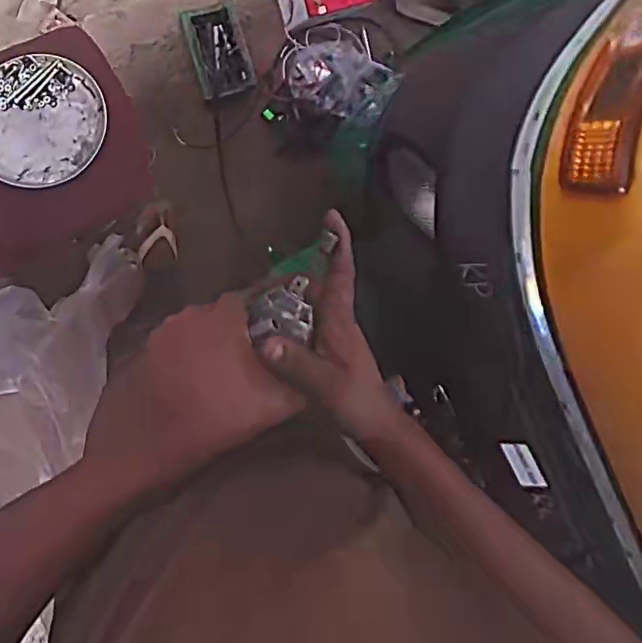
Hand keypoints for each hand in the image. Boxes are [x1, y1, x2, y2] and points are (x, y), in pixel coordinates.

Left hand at [82, 292, 304, 491]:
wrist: (141, 444)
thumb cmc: (211, 418)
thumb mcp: (272, 406)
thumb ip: (298, 380)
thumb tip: (314, 368)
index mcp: (222, 315)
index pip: (254, 297)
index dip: (271, 311)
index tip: (284, 329)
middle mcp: (191, 312)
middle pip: (226, 314)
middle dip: (242, 332)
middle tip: (257, 358)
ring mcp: (163, 329)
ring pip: (199, 329)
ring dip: (213, 344)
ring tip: (226, 373)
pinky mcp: (144, 349)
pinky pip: (177, 345)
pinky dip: (190, 356)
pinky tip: (196, 381)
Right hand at [256, 210, 403, 443]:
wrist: (378, 426)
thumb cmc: (356, 400)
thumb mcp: (324, 384)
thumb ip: (295, 362)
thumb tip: (263, 339)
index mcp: (340, 319)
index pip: (341, 273)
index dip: (338, 244)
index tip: (332, 216)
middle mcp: (338, 319)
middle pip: (324, 280)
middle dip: (308, 261)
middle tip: (280, 252)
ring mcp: (334, 332)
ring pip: (314, 299)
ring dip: (296, 286)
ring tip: (267, 283)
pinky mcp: (328, 346)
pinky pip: (308, 316)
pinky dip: (292, 309)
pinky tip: (273, 317)